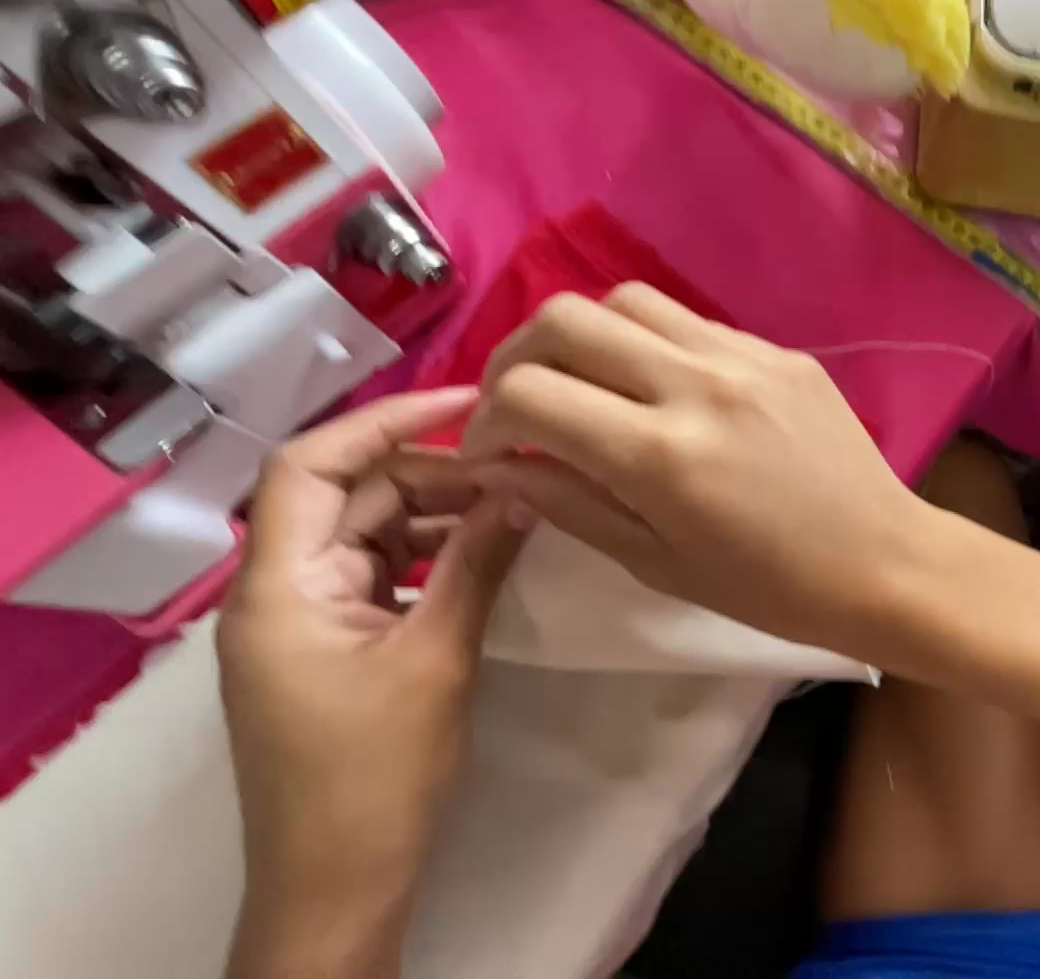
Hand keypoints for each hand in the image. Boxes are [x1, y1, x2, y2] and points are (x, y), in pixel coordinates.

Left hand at [219, 390, 526, 977]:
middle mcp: (285, 586)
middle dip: (438, 472)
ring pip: (379, 529)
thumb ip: (477, 563)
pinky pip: (391, 568)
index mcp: (281, 585)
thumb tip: (525, 489)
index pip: (311, 466)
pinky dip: (440, 551)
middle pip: (356, 494)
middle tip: (523, 469)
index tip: (471, 401)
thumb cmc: (377, 767)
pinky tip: (494, 550)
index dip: (386, 420)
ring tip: (520, 506)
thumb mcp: (437, 655)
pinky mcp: (342, 637)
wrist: (343, 871)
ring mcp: (314, 613)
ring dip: (446, 512)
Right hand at [461, 285, 933, 656]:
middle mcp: (699, 384)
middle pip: (564, 319)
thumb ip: (571, 503)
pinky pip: (695, 325)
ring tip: (587, 385)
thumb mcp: (657, 563)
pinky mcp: (784, 354)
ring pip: (630, 301)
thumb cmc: (771, 588)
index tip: (490, 451)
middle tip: (520, 405)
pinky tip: (663, 388)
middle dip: (516, 358)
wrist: (882, 562)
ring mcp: (749, 358)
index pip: (529, 393)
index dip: (485, 422)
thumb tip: (504, 464)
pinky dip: (655, 345)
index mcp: (661, 452)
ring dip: (585, 337)